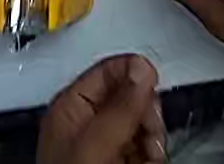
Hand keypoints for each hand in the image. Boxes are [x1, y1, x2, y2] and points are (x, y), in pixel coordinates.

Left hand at [37, 53, 165, 163]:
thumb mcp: (93, 143)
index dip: (133, 70)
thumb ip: (118, 107)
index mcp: (70, 108)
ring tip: (151, 152)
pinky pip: (143, 148)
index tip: (154, 78)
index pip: (107, 70)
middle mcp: (86, 124)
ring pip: (140, 124)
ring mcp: (101, 147)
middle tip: (151, 128)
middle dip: (146, 110)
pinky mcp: (117, 162)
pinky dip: (152, 153)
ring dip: (152, 135)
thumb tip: (141, 68)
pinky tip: (150, 160)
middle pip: (128, 97)